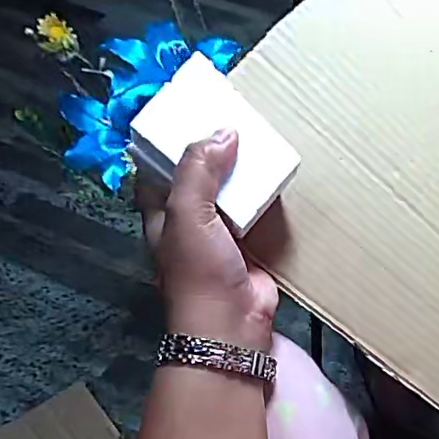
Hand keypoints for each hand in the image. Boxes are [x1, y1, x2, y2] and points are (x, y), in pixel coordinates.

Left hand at [137, 130, 278, 346]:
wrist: (233, 320)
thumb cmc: (199, 269)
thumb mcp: (188, 213)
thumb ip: (200, 171)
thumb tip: (225, 132)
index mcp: (162, 213)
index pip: (159, 170)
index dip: (171, 144)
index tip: (193, 118)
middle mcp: (190, 222)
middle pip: (200, 180)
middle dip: (215, 157)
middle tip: (237, 126)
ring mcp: (222, 236)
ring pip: (231, 197)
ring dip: (244, 178)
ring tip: (262, 148)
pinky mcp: (253, 248)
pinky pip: (259, 217)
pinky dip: (267, 201)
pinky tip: (279, 185)